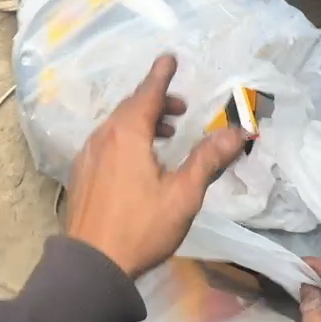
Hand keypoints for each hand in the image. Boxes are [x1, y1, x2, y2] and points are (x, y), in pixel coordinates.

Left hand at [63, 55, 247, 278]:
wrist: (92, 263)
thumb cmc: (142, 226)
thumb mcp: (183, 194)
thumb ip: (208, 159)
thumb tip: (238, 131)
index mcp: (127, 134)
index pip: (147, 94)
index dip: (161, 76)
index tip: (169, 58)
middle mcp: (103, 136)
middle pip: (131, 107)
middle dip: (156, 102)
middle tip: (181, 108)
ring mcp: (88, 154)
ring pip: (117, 125)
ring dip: (142, 121)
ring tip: (166, 133)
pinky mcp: (82, 172)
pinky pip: (106, 141)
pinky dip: (126, 137)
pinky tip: (139, 159)